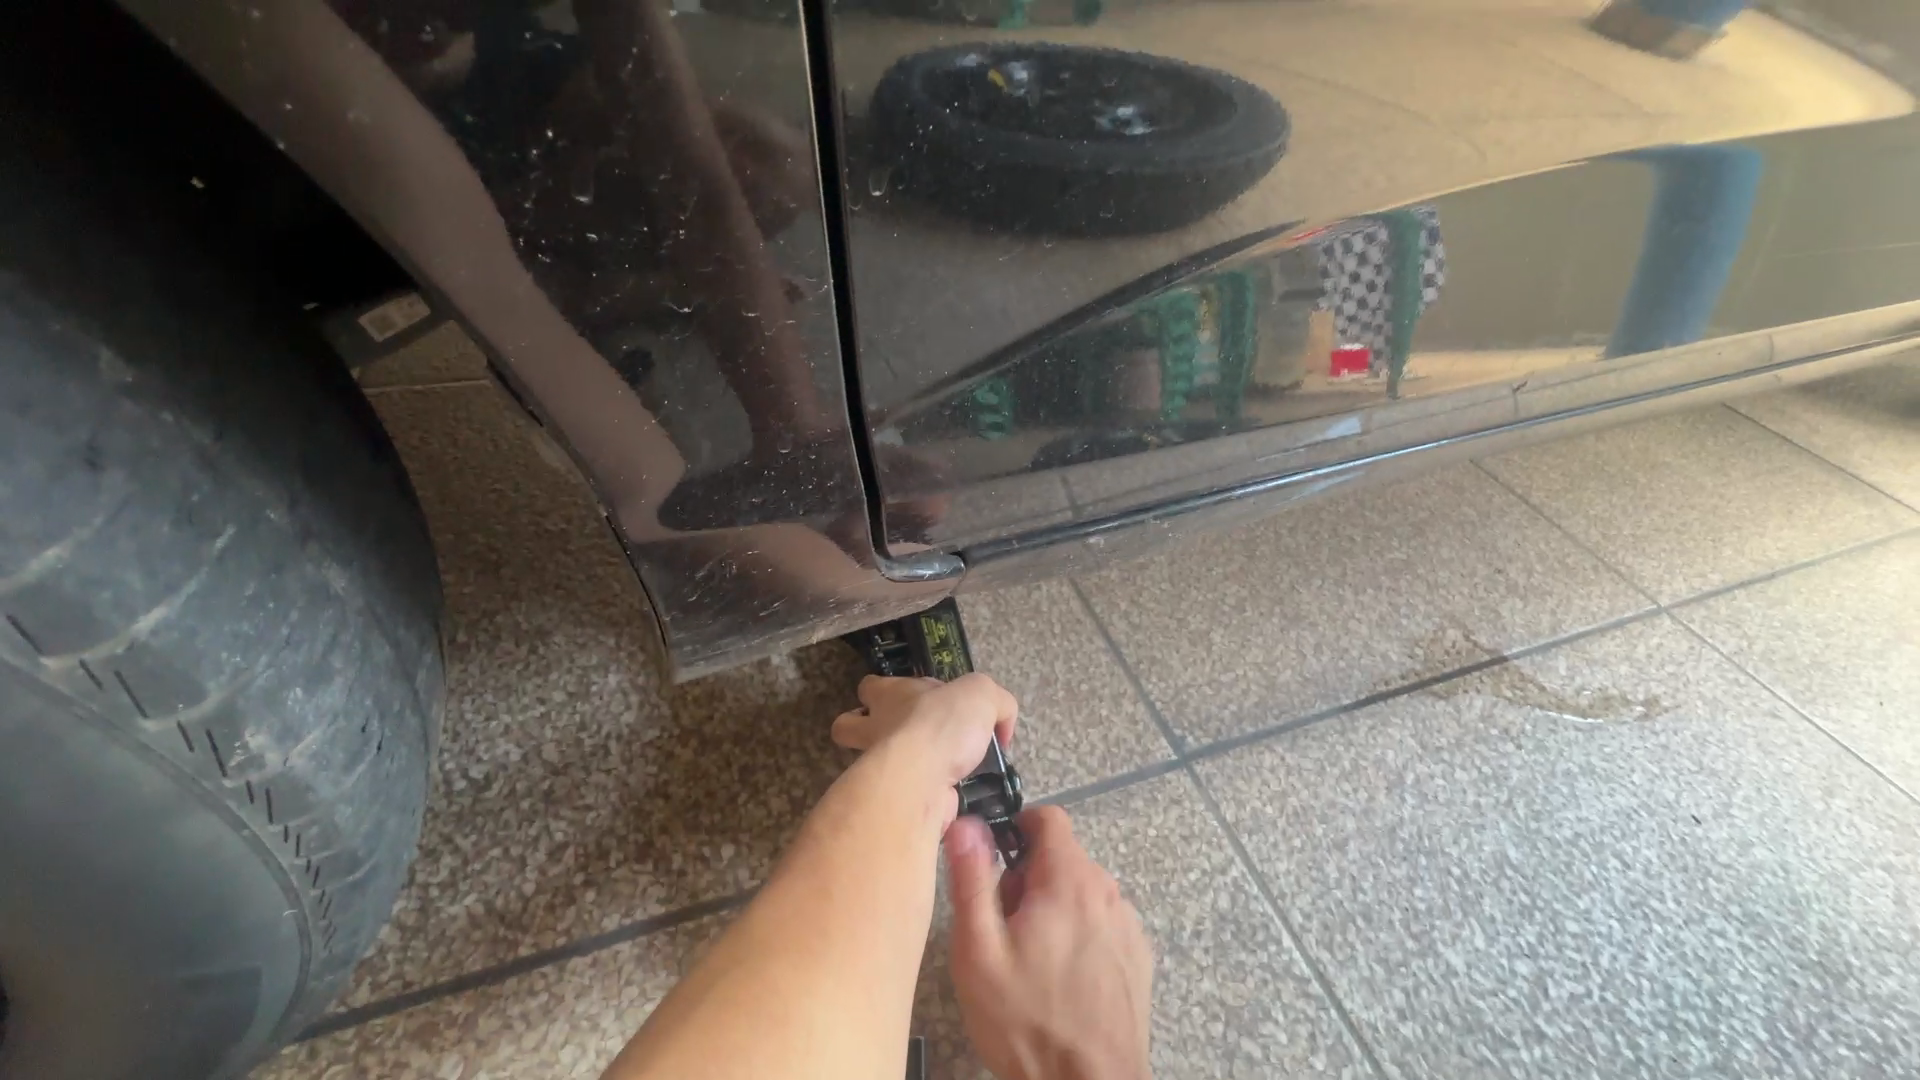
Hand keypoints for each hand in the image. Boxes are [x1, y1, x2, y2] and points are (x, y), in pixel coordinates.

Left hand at [831, 673, 1017, 789]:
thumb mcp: (982, 694)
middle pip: (850, 724)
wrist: (922, 777)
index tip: (929, 706)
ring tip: (927, 772)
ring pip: (865, 764)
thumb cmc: (943, 724)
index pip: (874, 686)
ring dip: (889, 766)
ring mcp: (877, 765)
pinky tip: (946, 800)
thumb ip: (996, 704)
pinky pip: (899, 796)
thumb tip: (1001, 727)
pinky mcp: (889, 798)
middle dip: (864, 729)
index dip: (893, 692)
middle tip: (903, 737)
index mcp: (890, 694)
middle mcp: (876, 727)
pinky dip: (920, 797)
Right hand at [945, 806, 1153, 1079]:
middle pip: (1061, 857)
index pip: (1048, 817)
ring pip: (1081, 891)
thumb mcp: (979, 952)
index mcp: (1068, 879)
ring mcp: (1128, 924)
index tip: (996, 864)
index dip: (1017, 828)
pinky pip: (1101, 921)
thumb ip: (971, 878)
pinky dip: (1080, 933)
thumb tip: (966, 823)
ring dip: (1054, 907)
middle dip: (1028, 879)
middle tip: (1004, 929)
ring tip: (1031, 960)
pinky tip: (1063, 979)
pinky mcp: (1138, 956)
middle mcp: (1106, 890)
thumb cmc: (1027, 1020)